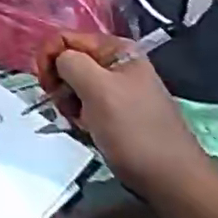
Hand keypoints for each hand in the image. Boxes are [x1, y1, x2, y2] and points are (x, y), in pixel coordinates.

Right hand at [35, 30, 217, 205]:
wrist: (171, 179)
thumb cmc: (134, 131)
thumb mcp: (98, 89)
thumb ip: (70, 62)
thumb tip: (57, 59)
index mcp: (116, 49)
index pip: (65, 38)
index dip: (49, 58)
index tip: (47, 85)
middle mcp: (116, 63)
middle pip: (67, 60)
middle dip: (58, 81)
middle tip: (64, 106)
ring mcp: (116, 88)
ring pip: (72, 83)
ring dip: (67, 101)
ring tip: (78, 120)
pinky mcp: (114, 110)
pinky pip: (83, 102)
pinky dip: (77, 114)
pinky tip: (86, 127)